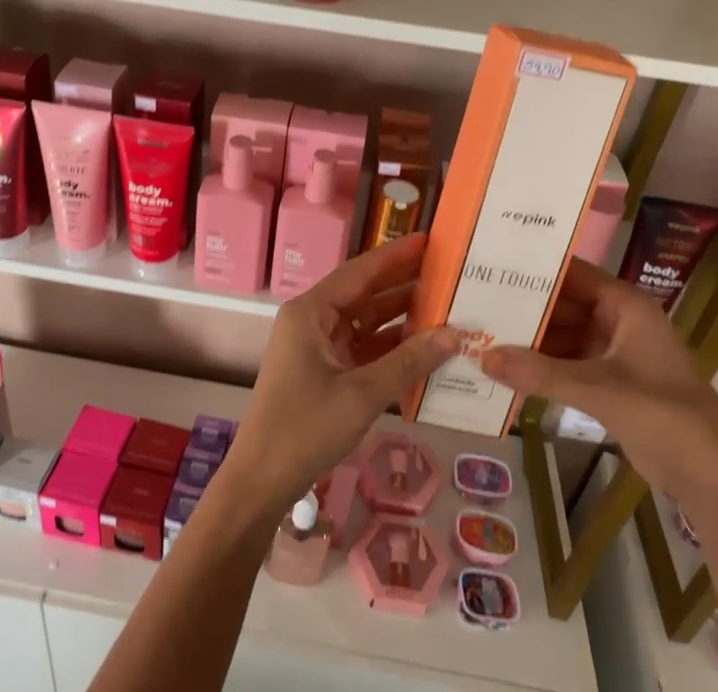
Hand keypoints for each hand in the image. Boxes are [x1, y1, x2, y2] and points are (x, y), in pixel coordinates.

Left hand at [221, 235, 458, 521]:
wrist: (263, 478)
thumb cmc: (305, 428)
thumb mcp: (362, 394)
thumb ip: (408, 362)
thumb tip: (455, 335)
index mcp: (311, 312)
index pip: (361, 271)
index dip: (397, 255)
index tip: (433, 240)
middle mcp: (313, 321)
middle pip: (366, 294)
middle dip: (406, 284)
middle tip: (453, 273)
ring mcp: (319, 348)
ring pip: (368, 323)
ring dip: (404, 318)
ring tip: (451, 306)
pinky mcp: (326, 373)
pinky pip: (365, 349)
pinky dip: (393, 348)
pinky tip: (428, 348)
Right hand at [481, 259, 717, 498]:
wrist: (708, 472)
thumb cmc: (662, 413)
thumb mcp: (598, 389)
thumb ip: (540, 373)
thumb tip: (482, 357)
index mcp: (626, 306)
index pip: (574, 274)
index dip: (535, 270)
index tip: (491, 265)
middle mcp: (619, 322)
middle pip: (564, 305)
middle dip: (524, 308)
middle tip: (474, 303)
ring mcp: (614, 354)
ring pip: (563, 337)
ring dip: (529, 341)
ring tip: (480, 334)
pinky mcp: (609, 384)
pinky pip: (567, 365)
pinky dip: (541, 368)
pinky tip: (505, 370)